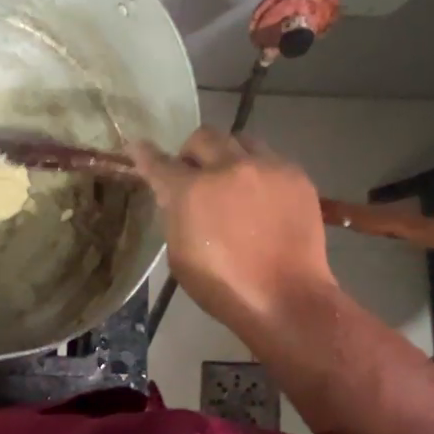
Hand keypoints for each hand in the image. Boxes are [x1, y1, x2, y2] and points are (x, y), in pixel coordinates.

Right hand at [130, 128, 334, 325]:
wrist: (284, 296)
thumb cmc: (222, 286)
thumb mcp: (180, 255)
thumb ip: (176, 216)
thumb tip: (176, 197)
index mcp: (192, 192)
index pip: (160, 164)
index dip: (145, 155)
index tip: (137, 146)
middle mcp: (228, 168)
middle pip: (203, 137)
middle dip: (192, 153)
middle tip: (193, 174)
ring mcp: (267, 168)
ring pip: (240, 141)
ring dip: (227, 155)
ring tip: (230, 181)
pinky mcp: (296, 175)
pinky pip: (270, 159)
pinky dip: (257, 172)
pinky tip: (259, 198)